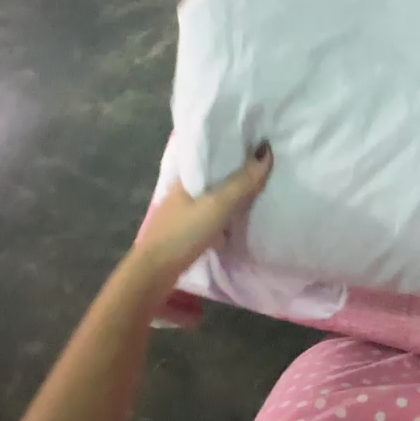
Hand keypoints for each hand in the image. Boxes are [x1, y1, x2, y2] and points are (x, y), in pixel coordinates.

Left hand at [135, 144, 272, 275]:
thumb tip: (266, 150)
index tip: (259, 145)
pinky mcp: (186, 232)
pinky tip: (242, 218)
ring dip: (234, 194)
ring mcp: (184, 212)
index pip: (214, 154)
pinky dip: (228, 214)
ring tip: (260, 190)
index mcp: (187, 177)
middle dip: (238, 172)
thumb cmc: (184, 233)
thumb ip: (242, 181)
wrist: (153, 275)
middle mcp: (184, 191)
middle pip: (216, 176)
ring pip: (215, 197)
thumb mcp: (217, 205)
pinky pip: (213, 215)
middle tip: (266, 168)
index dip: (235, 149)